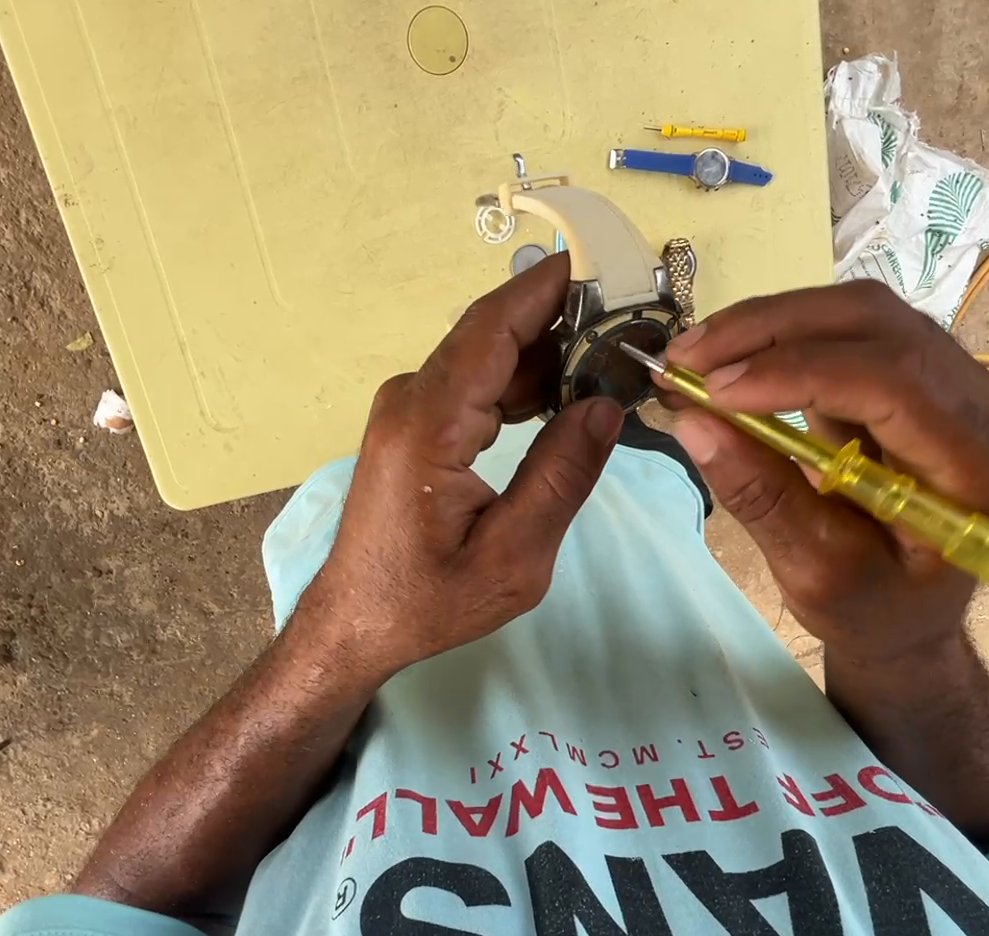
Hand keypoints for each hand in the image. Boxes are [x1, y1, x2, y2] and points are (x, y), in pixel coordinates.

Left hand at [292, 253, 623, 685]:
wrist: (356, 622)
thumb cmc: (428, 601)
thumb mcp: (513, 558)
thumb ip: (561, 478)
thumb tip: (607, 407)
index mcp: (431, 423)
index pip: (495, 326)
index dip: (550, 287)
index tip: (607, 260)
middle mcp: (413, 400)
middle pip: (493, 335)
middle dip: (563, 319)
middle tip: (633, 319)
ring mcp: (409, 410)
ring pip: (487, 359)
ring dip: (547, 355)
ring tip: (614, 355)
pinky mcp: (414, 427)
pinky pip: (475, 388)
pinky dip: (522, 385)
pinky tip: (568, 395)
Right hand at [661, 280, 988, 664]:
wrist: (908, 616)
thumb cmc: (874, 611)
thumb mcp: (815, 572)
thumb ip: (762, 497)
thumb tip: (692, 423)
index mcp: (982, 472)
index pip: (895, 384)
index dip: (797, 374)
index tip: (710, 391)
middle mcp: (986, 409)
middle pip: (879, 326)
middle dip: (769, 331)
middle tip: (684, 358)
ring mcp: (957, 385)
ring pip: (861, 315)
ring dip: (766, 326)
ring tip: (692, 356)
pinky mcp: (918, 378)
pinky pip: (848, 333)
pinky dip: (778, 339)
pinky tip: (727, 360)